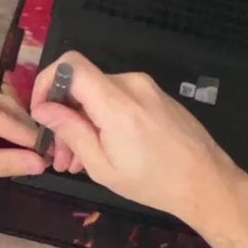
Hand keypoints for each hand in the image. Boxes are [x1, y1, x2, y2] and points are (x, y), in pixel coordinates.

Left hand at [0, 83, 46, 210]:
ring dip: (12, 128)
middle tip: (47, 151)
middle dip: (24, 128)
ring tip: (33, 150)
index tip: (53, 151)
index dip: (29, 136)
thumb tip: (41, 163)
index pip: (2, 117)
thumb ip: (3, 163)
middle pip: (1, 106)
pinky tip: (11, 144)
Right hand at [28, 51, 246, 227]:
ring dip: (84, 124)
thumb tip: (43, 108)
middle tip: (60, 156)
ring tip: (79, 161)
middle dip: (64, 117)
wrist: (206, 182)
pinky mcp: (157, 96)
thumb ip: (71, 131)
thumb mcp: (103, 166)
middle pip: (83, 86)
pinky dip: (105, 121)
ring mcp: (147, 88)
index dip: (48, 81)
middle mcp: (132, 85)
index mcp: (116, 101)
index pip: (70, 64)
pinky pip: (120, 101)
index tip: (41, 112)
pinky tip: (105, 150)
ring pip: (100, 96)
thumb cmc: (154, 182)